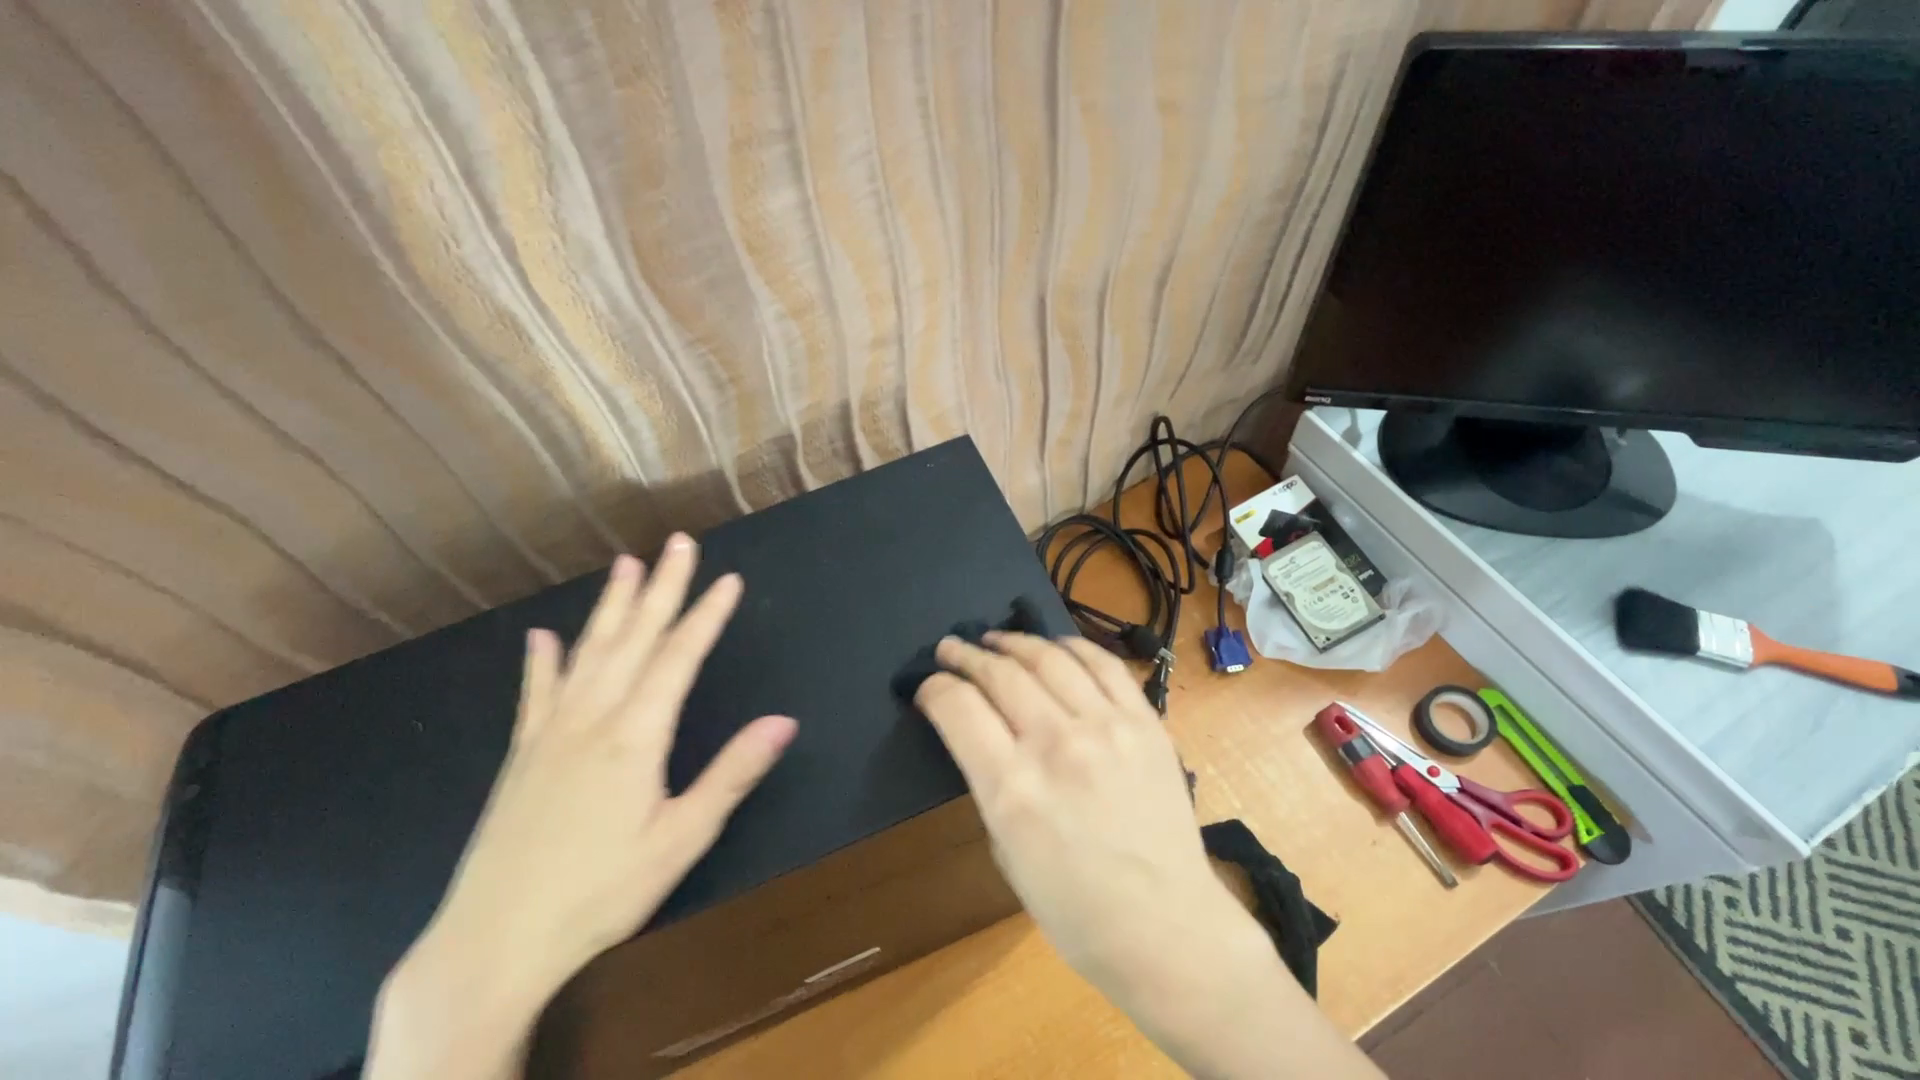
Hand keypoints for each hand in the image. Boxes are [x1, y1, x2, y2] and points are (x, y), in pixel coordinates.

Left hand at [367, 535, 796, 1078]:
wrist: (495, 940)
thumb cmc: (602, 893)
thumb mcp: (682, 839)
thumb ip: (732, 774)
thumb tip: (783, 721)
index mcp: (636, 735)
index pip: (679, 658)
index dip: (706, 615)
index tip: (728, 578)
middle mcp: (592, 718)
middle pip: (633, 639)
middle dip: (660, 588)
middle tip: (677, 542)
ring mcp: (550, 733)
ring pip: (586, 653)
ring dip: (609, 607)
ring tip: (625, 566)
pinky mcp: (521, 756)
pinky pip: (535, 693)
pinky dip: (541, 661)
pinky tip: (541, 637)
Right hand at [913, 632, 1245, 993]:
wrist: (1164, 927)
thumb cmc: (1075, 910)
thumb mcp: (1006, 852)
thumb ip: (992, 786)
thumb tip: (984, 738)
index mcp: (1012, 789)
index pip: (958, 707)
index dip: (933, 688)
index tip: (927, 686)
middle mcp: (1057, 745)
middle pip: (1000, 674)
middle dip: (966, 656)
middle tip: (950, 649)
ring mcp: (1108, 728)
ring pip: (1050, 658)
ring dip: (1014, 642)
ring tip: (995, 639)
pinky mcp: (1146, 723)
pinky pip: (1105, 666)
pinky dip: (1073, 646)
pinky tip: (1054, 646)